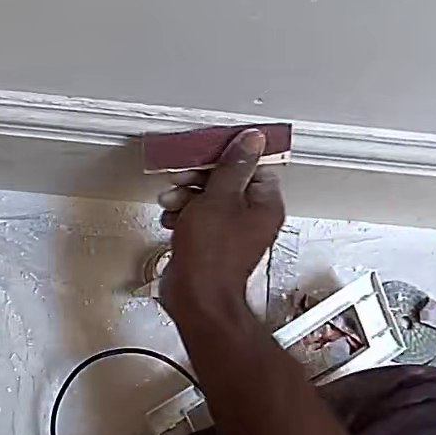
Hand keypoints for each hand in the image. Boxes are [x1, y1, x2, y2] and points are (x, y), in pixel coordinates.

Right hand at [157, 128, 285, 328]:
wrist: (195, 294)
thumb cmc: (210, 253)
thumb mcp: (219, 199)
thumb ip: (234, 167)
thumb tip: (253, 140)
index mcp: (265, 205)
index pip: (251, 169)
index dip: (225, 161)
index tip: (203, 158)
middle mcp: (252, 219)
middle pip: (226, 184)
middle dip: (197, 180)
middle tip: (180, 179)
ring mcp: (230, 233)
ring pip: (207, 201)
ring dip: (184, 197)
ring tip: (170, 203)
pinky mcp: (210, 244)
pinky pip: (197, 220)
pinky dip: (182, 216)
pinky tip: (171, 220)